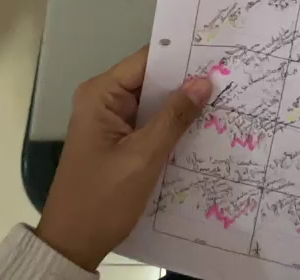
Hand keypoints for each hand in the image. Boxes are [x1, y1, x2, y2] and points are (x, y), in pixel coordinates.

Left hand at [36, 47, 211, 269]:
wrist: (72, 247)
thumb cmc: (102, 199)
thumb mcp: (143, 157)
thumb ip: (174, 117)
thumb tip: (205, 81)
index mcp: (101, 93)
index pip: (147, 60)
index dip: (181, 55)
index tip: (215, 53)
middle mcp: (103, 99)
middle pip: (152, 78)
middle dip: (185, 79)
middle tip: (227, 74)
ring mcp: (110, 119)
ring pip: (153, 101)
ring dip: (181, 103)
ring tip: (223, 94)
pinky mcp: (118, 139)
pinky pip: (150, 120)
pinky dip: (171, 123)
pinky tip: (201, 123)